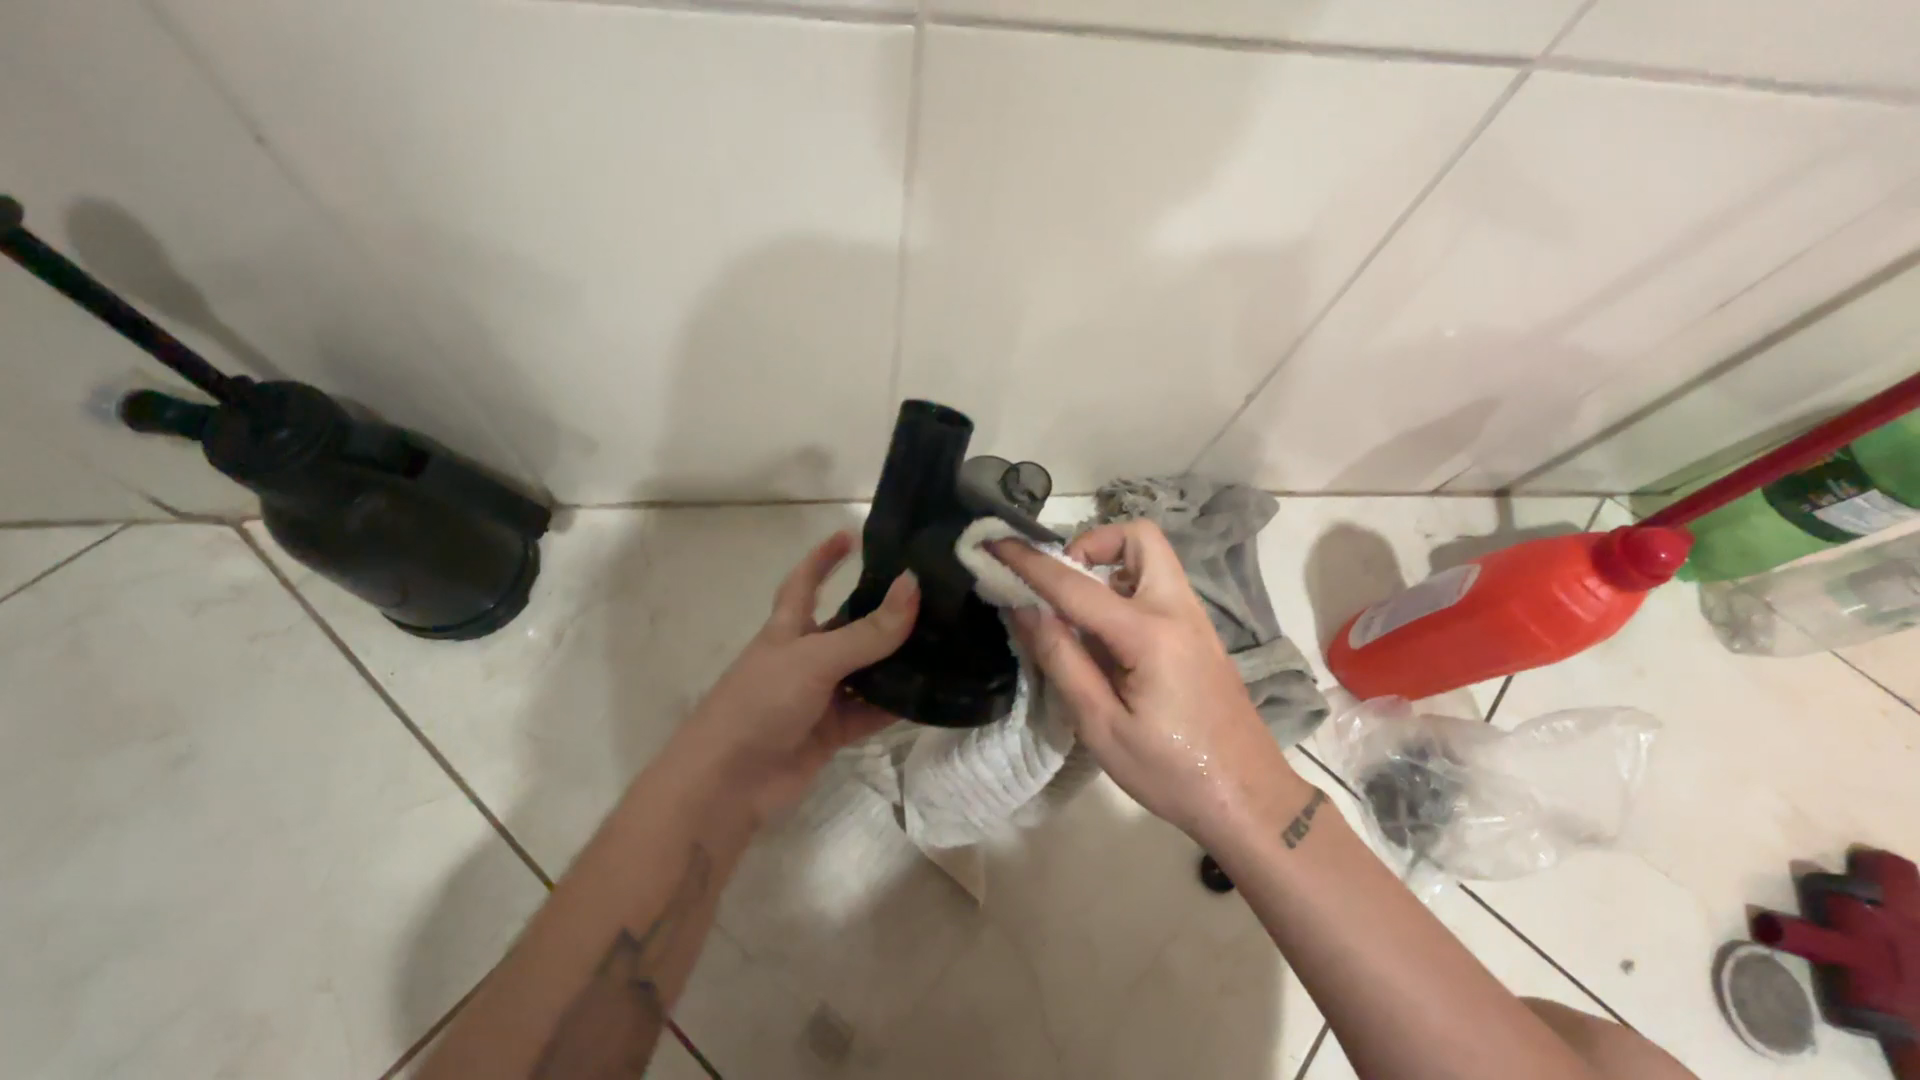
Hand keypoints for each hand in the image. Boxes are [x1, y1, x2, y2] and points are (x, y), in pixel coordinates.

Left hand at [664, 530, 917, 825]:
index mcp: (787, 629)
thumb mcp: (814, 659)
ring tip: (948, 639)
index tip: (851, 536)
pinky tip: (935, 691)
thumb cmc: (760, 703)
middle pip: (850, 628)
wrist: (728, 784)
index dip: (823, 558)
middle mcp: (806, 658)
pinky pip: (873, 711)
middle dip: (882, 613)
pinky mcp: (834, 732)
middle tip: (932, 595)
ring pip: (867, 671)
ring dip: (899, 660)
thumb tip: (913, 585)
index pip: (805, 582)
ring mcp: (820, 697)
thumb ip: (867, 631)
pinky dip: (899, 704)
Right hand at [992, 522, 1307, 845]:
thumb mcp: (1102, 727)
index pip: (1076, 584)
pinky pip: (1157, 590)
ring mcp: (1195, 621)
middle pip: (1138, 538)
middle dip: (1091, 544)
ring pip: (1151, 561)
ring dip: (1108, 569)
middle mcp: (1178, 611)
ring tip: (1077, 617)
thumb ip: (1062, 660)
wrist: (1249, 800)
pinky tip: (1106, 643)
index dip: (1029, 562)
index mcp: (1149, 634)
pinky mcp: (1200, 637)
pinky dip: (1125, 592)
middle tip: (1061, 585)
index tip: (994, 544)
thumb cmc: (1171, 772)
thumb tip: (1025, 610)